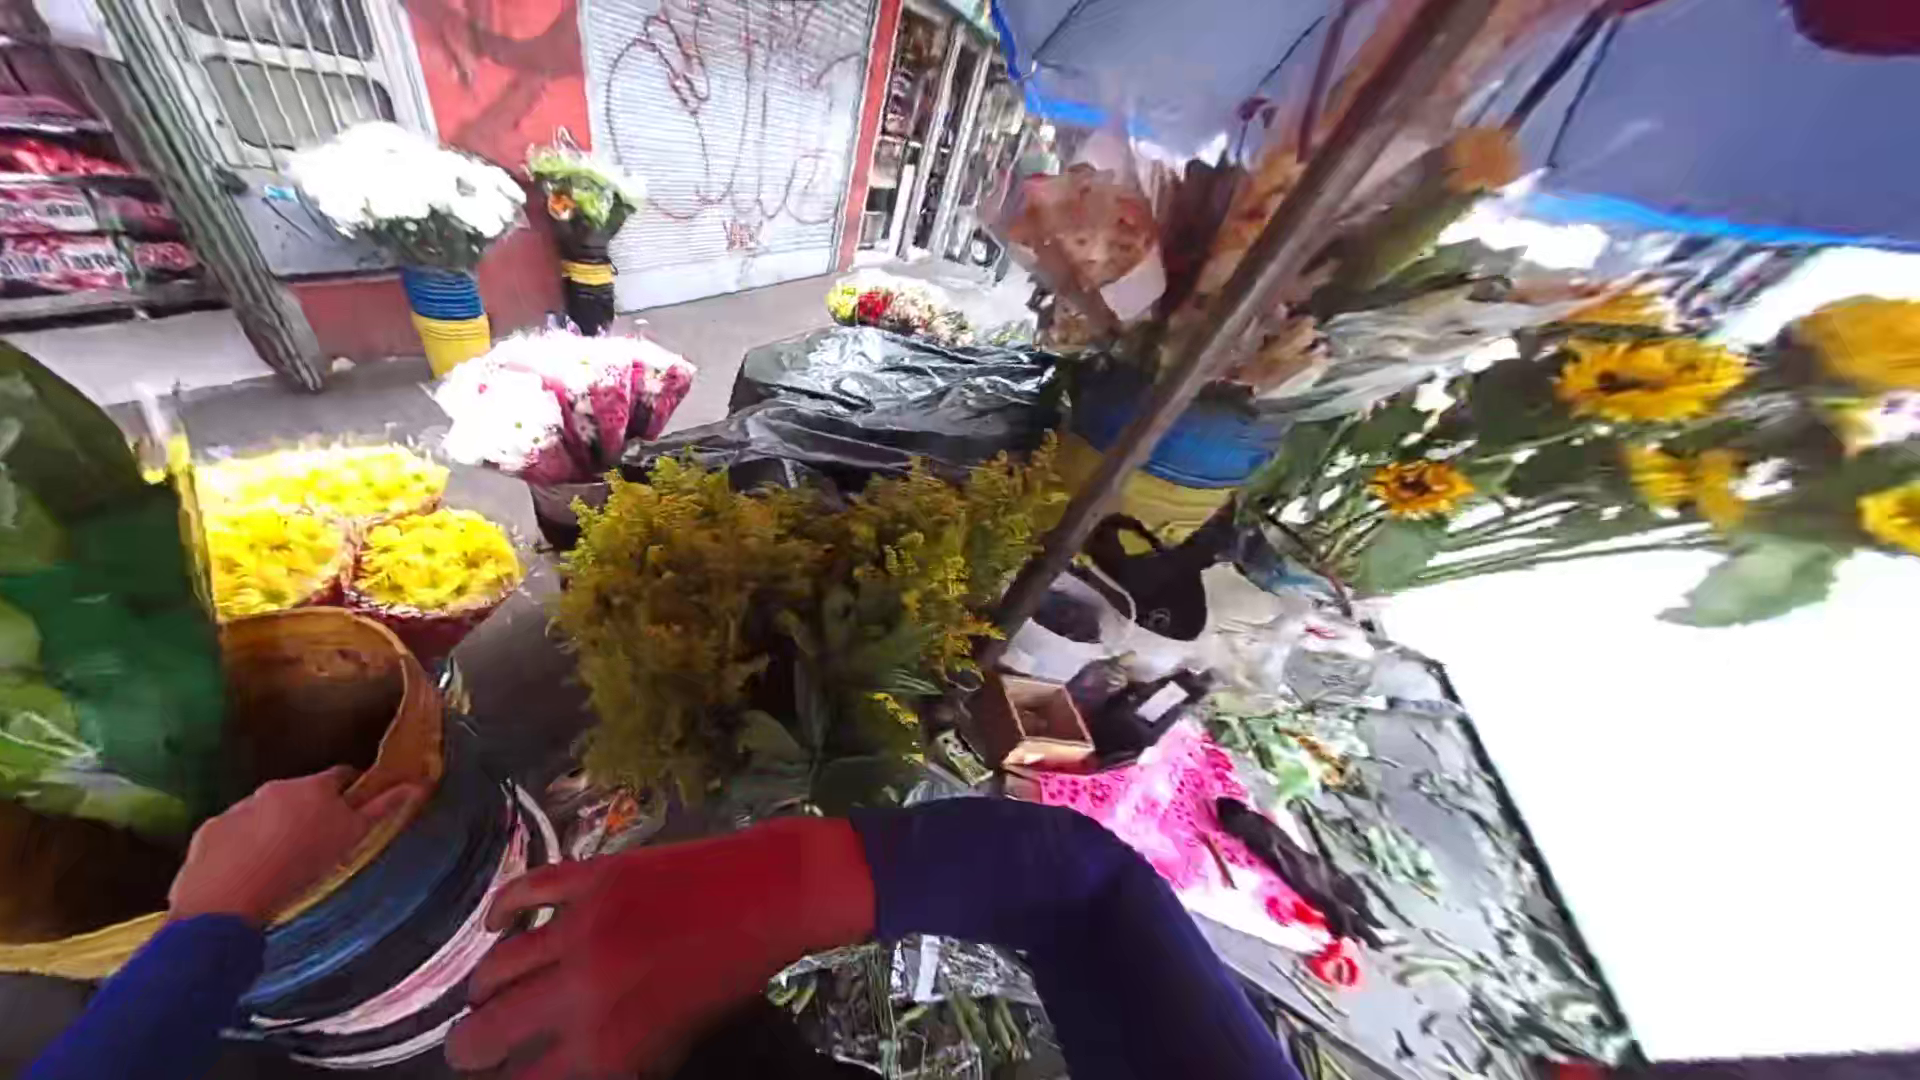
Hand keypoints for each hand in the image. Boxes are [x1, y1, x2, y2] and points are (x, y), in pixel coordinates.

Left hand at [167, 766, 423, 926]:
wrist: (226, 903)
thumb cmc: (302, 863)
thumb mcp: (355, 835)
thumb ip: (385, 806)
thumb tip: (418, 784)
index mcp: (314, 785)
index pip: (342, 775)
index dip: (350, 791)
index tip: (351, 811)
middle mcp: (274, 788)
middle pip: (301, 793)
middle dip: (309, 808)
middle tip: (317, 838)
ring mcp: (235, 810)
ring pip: (266, 811)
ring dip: (275, 824)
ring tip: (279, 857)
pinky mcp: (205, 833)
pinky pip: (233, 831)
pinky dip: (242, 841)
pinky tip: (248, 866)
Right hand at [447, 816, 874, 1078]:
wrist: (774, 891)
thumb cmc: (735, 971)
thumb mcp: (672, 1043)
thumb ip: (608, 1060)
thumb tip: (558, 1065)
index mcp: (605, 1048)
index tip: (506, 1071)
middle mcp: (582, 992)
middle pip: (480, 1036)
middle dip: (475, 1044)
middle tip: (488, 1037)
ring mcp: (586, 926)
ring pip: (493, 968)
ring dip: (487, 985)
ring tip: (499, 985)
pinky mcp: (600, 874)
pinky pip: (525, 889)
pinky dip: (503, 908)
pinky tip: (501, 923)